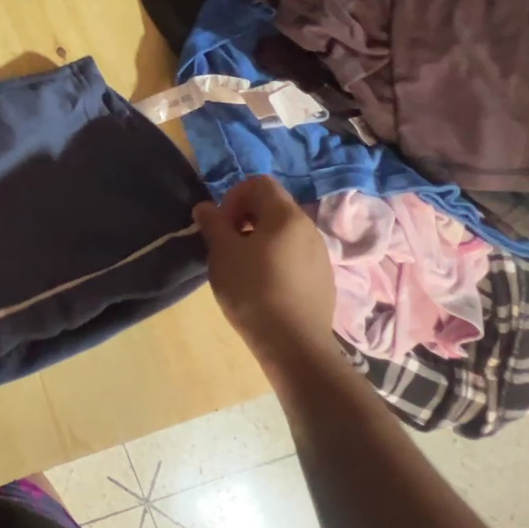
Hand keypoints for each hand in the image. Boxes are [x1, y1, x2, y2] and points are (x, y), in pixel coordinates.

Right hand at [194, 176, 336, 370]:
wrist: (294, 344)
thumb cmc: (253, 289)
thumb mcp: (223, 252)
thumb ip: (213, 223)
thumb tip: (206, 207)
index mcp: (286, 216)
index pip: (259, 183)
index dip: (233, 196)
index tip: (221, 223)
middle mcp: (308, 229)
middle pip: (272, 205)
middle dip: (244, 216)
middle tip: (226, 242)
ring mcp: (320, 255)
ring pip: (282, 231)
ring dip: (257, 237)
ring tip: (240, 264)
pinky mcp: (322, 278)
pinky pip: (293, 253)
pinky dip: (273, 256)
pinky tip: (261, 283)